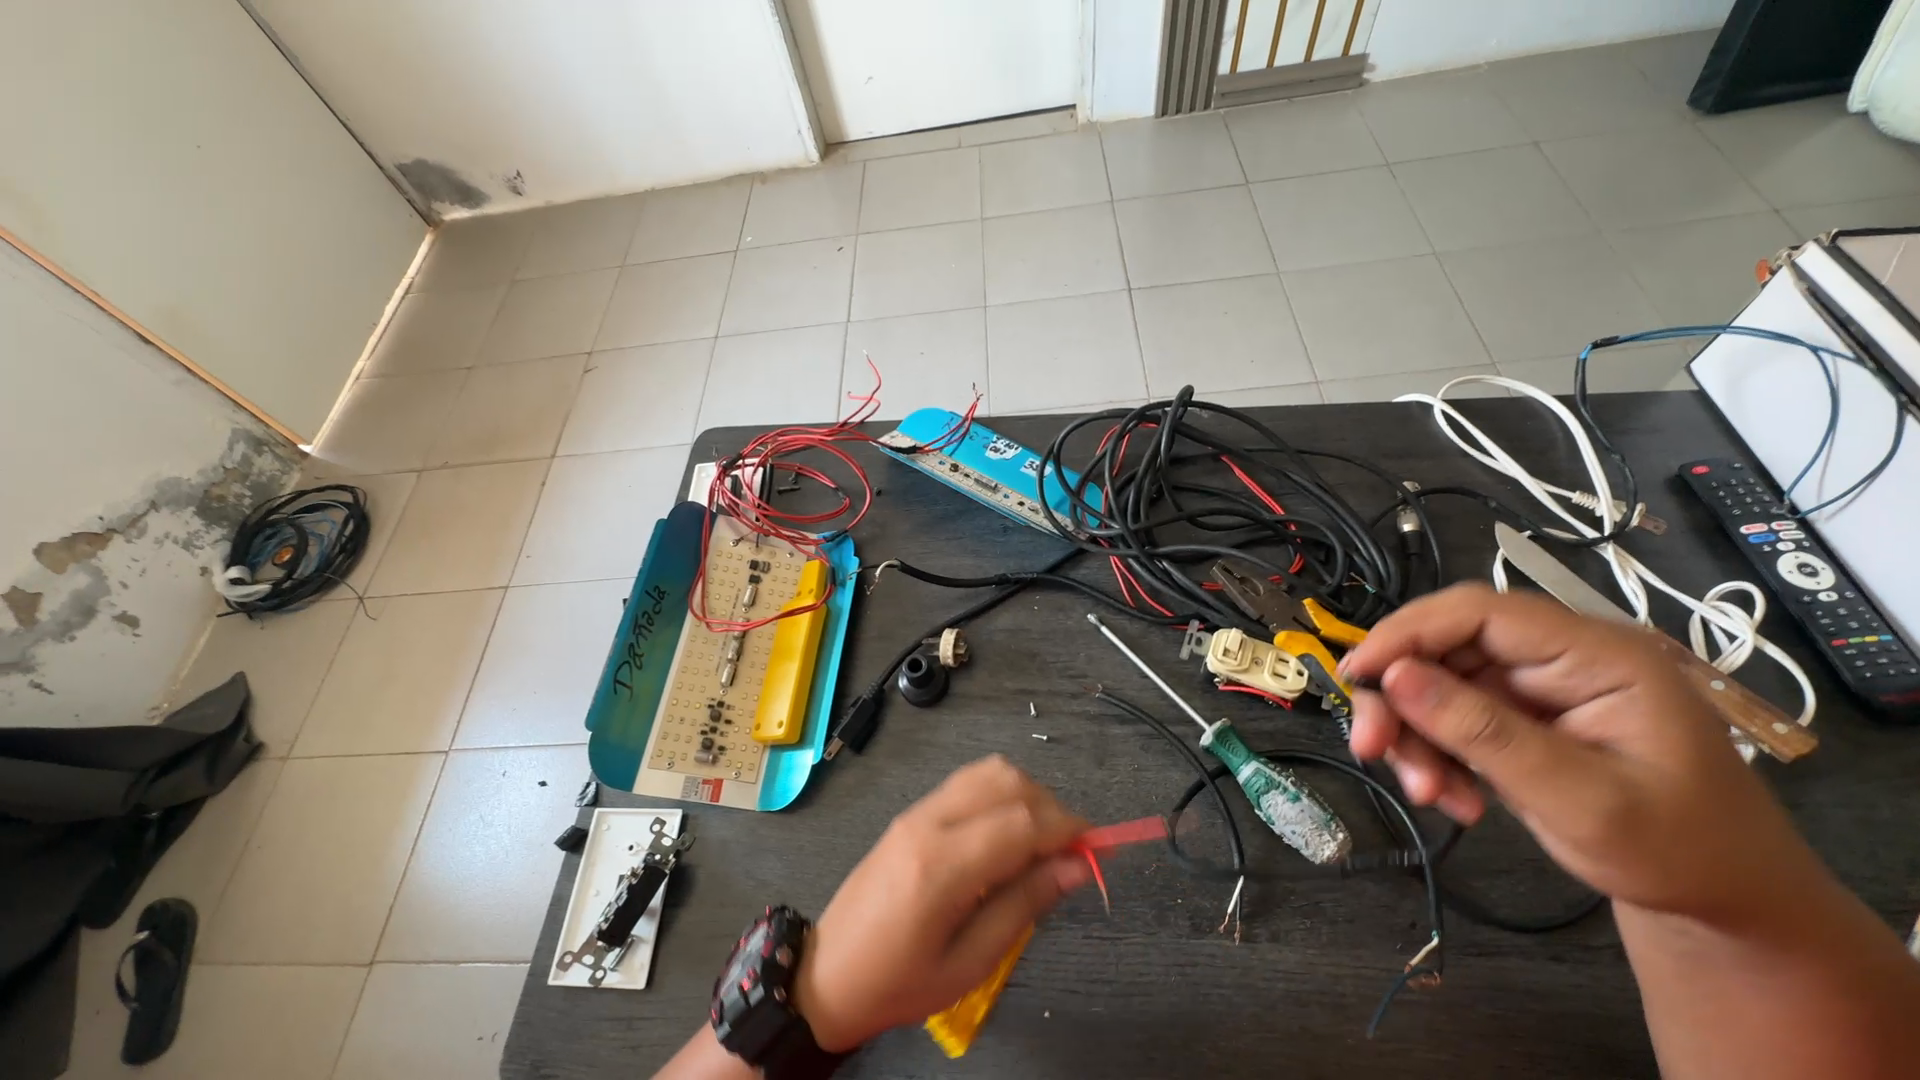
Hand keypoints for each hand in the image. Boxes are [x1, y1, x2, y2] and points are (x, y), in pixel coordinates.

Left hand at [792, 756, 1091, 1050]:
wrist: (826, 974)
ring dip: (1027, 794)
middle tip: (1071, 852)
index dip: (1069, 829)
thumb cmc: (899, 983)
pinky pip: (968, 782)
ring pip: (988, 772)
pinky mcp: (912, 813)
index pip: (1022, 821)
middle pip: (1008, 782)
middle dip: (1053, 808)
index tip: (1099, 850)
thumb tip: (1076, 867)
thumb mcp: (969, 963)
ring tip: (1042, 843)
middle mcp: (930, 822)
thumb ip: (1024, 905)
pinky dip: (1001, 793)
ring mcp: (917, 811)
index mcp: (942, 866)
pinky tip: (1008, 833)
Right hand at [1339, 583, 1827, 927]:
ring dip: (1415, 736)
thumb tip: (1392, 676)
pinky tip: (1454, 800)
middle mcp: (1560, 659)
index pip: (1481, 612)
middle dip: (1401, 697)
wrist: (1725, 903)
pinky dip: (1436, 757)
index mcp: (1597, 656)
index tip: (1357, 674)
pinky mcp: (1519, 720)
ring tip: (1427, 794)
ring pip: (1437, 685)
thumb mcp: (1581, 799)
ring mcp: (1537, 690)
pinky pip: (1450, 720)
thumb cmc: (1678, 850)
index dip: (1408, 631)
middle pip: (1448, 648)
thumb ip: (1486, 734)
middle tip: (1371, 749)